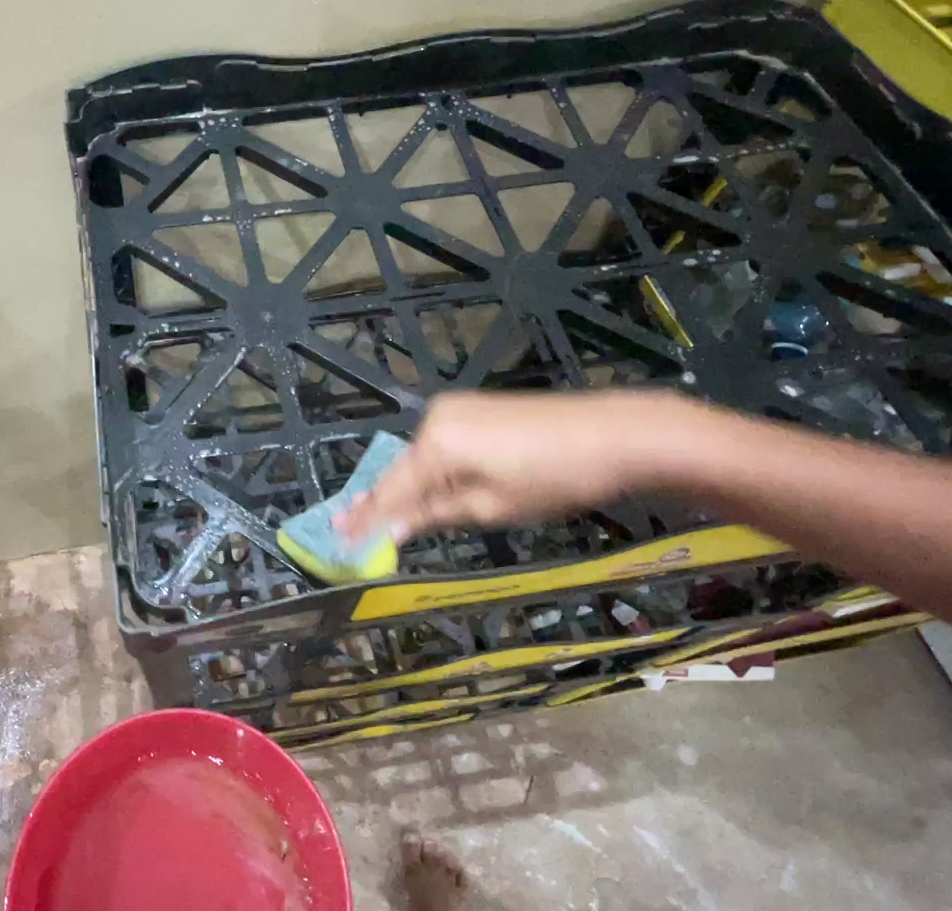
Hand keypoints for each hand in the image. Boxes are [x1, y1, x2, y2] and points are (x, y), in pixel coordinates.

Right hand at [334, 389, 691, 542]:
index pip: (390, 490)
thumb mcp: (490, 508)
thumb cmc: (553, 480)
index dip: (365, 521)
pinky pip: (437, 446)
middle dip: (375, 502)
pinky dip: (425, 471)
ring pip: (417, 458)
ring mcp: (455, 409)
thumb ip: (433, 515)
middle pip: (399, 471)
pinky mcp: (473, 409)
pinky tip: (414, 489)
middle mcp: (435, 419)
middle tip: (342, 530)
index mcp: (436, 443)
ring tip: (371, 516)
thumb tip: (389, 530)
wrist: (614, 434)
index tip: (337, 543)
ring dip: (400, 488)